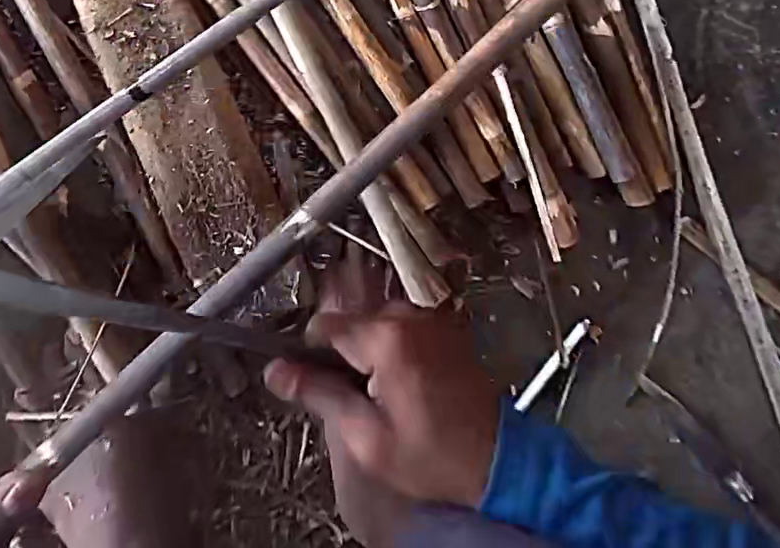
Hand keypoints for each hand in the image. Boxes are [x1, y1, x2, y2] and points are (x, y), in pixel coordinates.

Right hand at [265, 304, 501, 509]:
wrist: (503, 464)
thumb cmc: (436, 457)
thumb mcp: (367, 437)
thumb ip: (319, 395)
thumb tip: (276, 372)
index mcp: (384, 337)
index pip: (322, 325)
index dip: (309, 353)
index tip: (311, 377)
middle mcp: (405, 316)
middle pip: (348, 323)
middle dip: (342, 354)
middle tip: (354, 394)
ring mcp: (426, 317)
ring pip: (370, 323)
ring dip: (366, 350)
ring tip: (381, 391)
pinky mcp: (441, 325)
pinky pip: (397, 326)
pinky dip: (390, 346)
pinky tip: (402, 381)